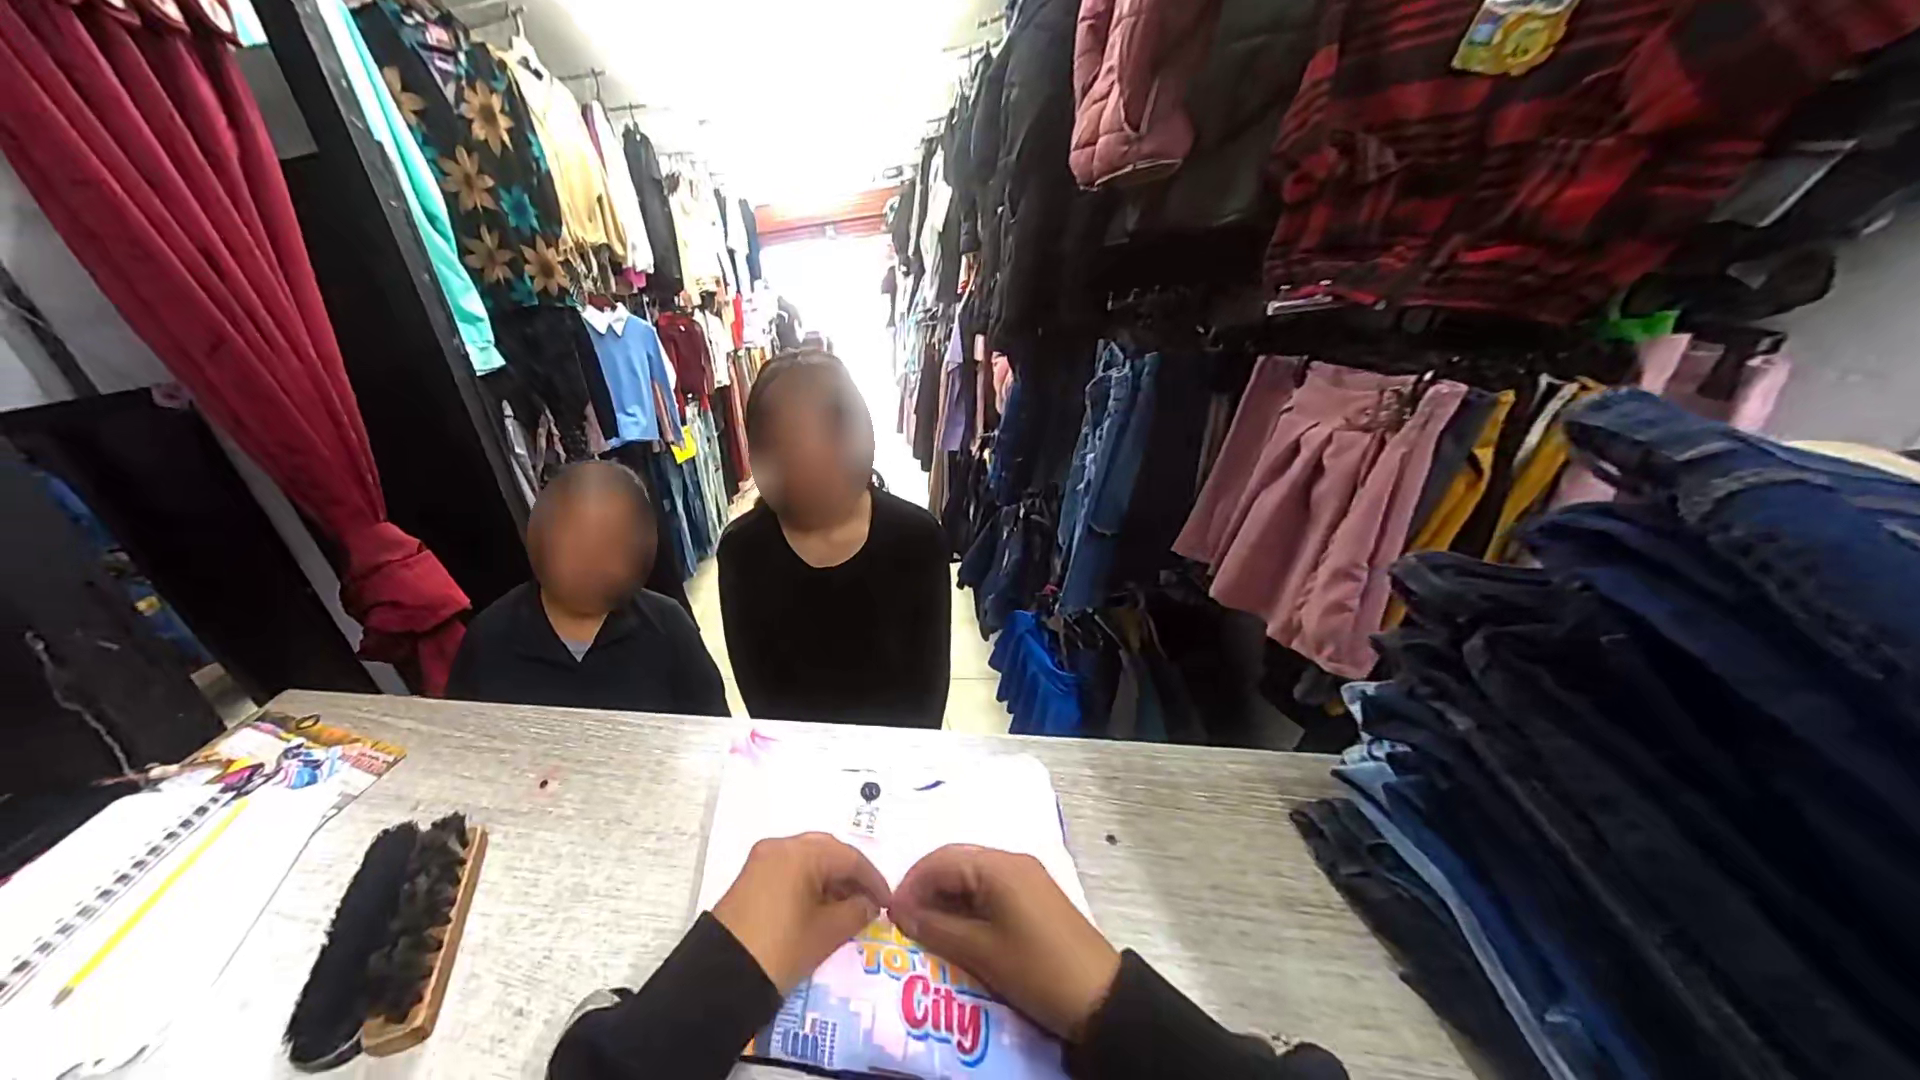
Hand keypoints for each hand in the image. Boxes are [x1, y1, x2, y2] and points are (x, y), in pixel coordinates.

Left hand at [712, 833, 890, 992]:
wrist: (718, 981)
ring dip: (830, 879)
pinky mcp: (750, 878)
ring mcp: (762, 860)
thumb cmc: (780, 949)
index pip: (849, 857)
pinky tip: (822, 906)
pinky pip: (790, 870)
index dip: (873, 879)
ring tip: (848, 907)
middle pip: (828, 851)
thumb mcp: (826, 933)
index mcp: (800, 852)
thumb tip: (869, 903)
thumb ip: (856, 911)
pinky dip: (810, 884)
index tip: (888, 901)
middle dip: (851, 875)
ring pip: (808, 860)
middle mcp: (780, 846)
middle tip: (870, 900)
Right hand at [891, 845, 1120, 1041]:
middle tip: (905, 919)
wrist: (1099, 996)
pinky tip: (956, 927)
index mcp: (999, 866)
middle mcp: (1012, 861)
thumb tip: (900, 911)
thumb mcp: (981, 952)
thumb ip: (936, 928)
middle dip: (927, 887)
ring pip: (973, 875)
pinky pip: (990, 888)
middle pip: (957, 862)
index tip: (891, 912)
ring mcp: (1025, 876)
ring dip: (947, 896)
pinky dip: (968, 903)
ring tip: (925, 927)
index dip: (912, 883)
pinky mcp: (1033, 896)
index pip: (942, 860)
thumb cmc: (1036, 969)